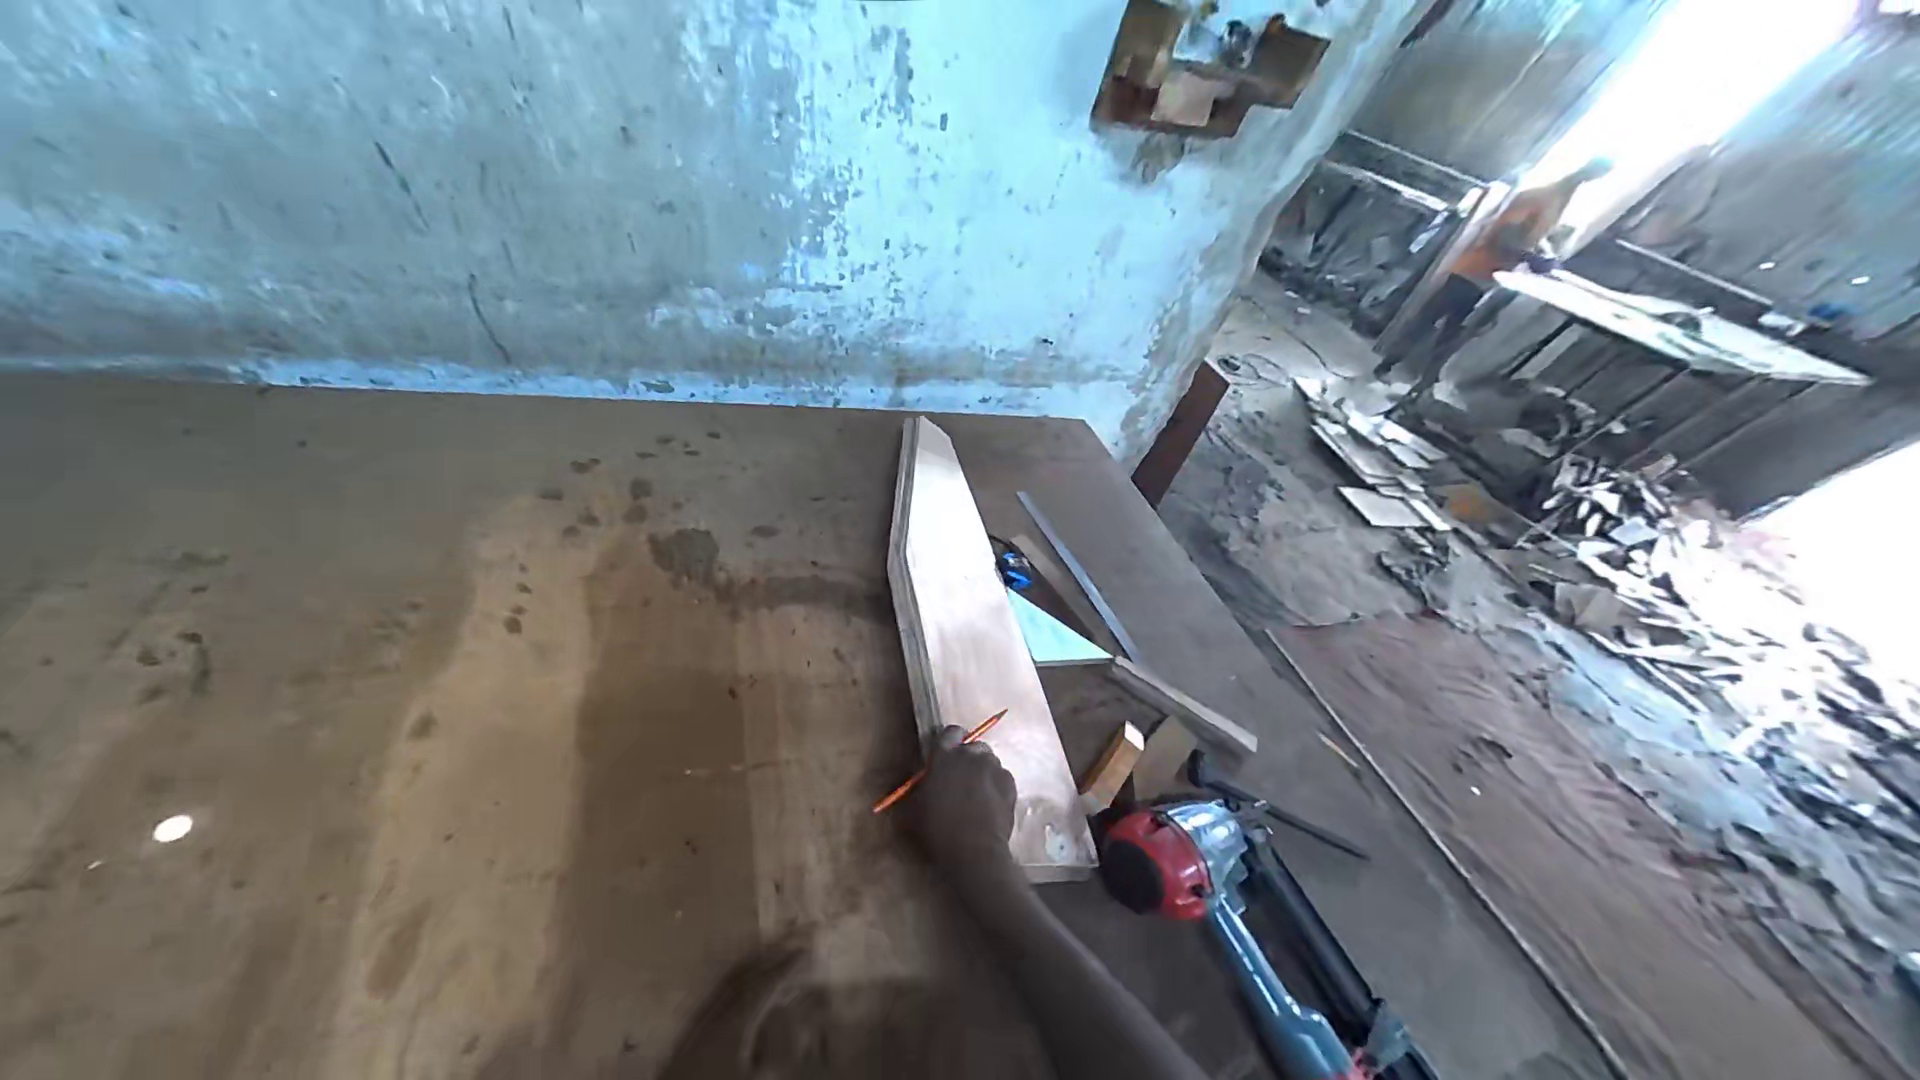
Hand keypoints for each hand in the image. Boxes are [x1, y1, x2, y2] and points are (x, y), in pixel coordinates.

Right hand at [902, 725, 1016, 879]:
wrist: (974, 851)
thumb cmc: (938, 830)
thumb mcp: (915, 808)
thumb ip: (920, 786)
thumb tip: (923, 781)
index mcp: (944, 757)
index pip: (950, 732)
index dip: (950, 741)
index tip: (948, 753)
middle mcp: (970, 756)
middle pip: (973, 746)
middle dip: (969, 758)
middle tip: (962, 778)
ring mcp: (992, 768)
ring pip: (989, 760)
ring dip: (983, 770)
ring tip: (978, 792)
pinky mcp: (1009, 783)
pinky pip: (1002, 776)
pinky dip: (997, 784)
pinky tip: (991, 803)